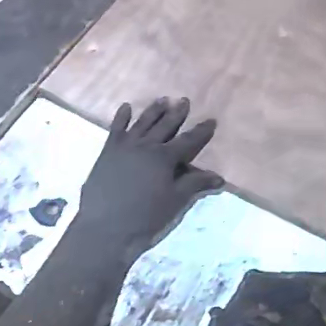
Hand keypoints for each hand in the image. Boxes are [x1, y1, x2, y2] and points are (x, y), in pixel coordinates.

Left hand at [74, 97, 221, 262]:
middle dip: (176, 113)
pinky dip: (121, 117)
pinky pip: (116, 129)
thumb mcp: (174, 202)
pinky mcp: (107, 152)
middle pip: (165, 125)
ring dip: (153, 111)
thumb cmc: (144, 217)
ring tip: (163, 99)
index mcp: (164, 158)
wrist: (106, 226)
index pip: (188, 141)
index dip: (201, 131)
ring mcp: (124, 146)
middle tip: (184, 100)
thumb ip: (194, 185)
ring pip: (142, 123)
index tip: (211, 120)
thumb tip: (219, 177)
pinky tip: (126, 107)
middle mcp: (146, 146)